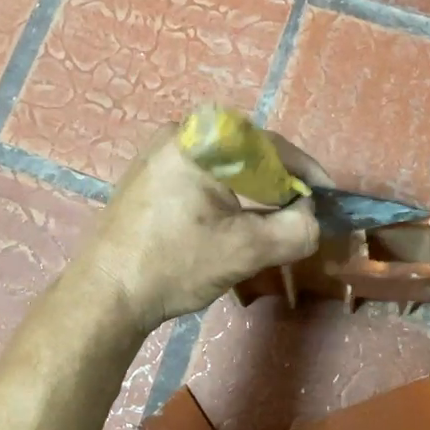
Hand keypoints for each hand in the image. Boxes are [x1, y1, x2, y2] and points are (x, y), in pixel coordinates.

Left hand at [76, 123, 325, 332]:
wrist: (104, 294)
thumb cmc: (174, 264)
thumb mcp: (245, 251)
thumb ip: (294, 230)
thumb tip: (312, 216)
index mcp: (200, 141)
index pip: (268, 144)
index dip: (304, 169)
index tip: (325, 196)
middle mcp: (176, 135)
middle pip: (245, 150)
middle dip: (278, 179)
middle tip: (298, 211)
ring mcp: (156, 154)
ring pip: (222, 164)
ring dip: (251, 187)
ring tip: (270, 220)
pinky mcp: (146, 176)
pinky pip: (199, 173)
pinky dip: (224, 192)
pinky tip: (231, 222)